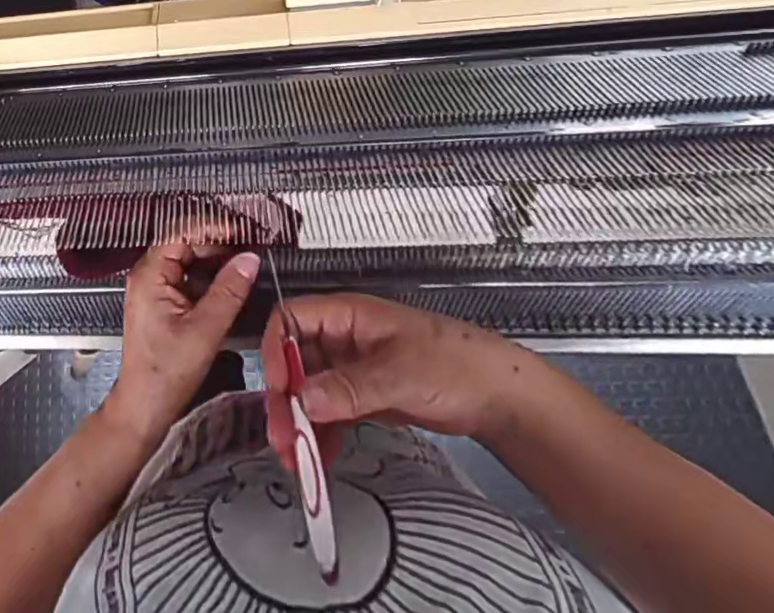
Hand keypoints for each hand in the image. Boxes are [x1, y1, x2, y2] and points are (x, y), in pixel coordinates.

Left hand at [103, 229, 260, 439]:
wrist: (143, 408)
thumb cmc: (166, 372)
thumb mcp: (204, 330)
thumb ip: (229, 291)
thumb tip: (250, 258)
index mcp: (150, 274)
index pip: (182, 232)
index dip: (214, 227)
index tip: (243, 230)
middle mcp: (149, 275)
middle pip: (187, 244)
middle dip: (220, 243)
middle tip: (252, 246)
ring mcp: (156, 289)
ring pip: (190, 261)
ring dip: (218, 261)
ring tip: (248, 262)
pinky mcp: (164, 303)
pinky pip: (190, 279)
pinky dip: (211, 279)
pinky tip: (233, 284)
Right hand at [263, 294, 526, 463]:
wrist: (497, 394)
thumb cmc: (454, 362)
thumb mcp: (399, 373)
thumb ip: (349, 387)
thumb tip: (303, 398)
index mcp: (347, 315)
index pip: (292, 319)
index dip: (276, 349)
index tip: (276, 387)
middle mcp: (343, 338)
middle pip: (294, 361)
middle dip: (285, 399)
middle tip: (284, 438)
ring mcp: (352, 368)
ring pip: (309, 391)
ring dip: (299, 423)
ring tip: (298, 459)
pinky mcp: (363, 395)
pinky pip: (329, 412)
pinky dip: (321, 434)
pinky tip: (321, 457)